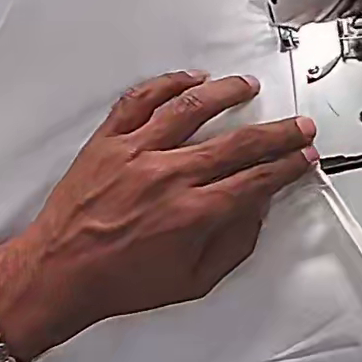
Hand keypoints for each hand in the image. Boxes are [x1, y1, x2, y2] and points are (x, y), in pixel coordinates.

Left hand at [0, 71, 317, 361]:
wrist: (60, 271)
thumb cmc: (118, 280)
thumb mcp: (192, 280)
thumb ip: (232, 244)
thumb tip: (256, 211)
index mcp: (193, 213)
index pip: (257, 179)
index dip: (288, 166)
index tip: (301, 158)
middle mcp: (168, 176)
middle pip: (239, 142)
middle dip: (278, 133)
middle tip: (296, 127)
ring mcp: (137, 153)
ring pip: (193, 107)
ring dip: (229, 93)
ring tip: (248, 87)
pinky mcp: (109, 141)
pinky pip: (141, 99)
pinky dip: (169, 84)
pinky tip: (190, 80)